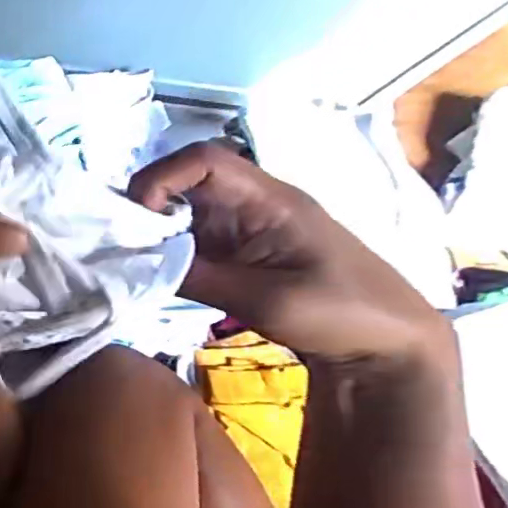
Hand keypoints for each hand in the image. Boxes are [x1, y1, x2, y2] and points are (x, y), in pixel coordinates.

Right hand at [128, 141, 448, 365]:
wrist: (386, 346)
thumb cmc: (341, 312)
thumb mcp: (266, 299)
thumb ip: (200, 278)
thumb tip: (140, 263)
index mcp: (268, 200)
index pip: (205, 161)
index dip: (162, 177)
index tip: (136, 215)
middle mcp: (251, 205)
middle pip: (186, 182)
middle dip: (149, 205)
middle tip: (121, 243)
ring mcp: (245, 230)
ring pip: (185, 212)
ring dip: (155, 231)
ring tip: (131, 261)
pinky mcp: (240, 254)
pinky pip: (193, 242)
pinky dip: (168, 253)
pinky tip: (153, 274)